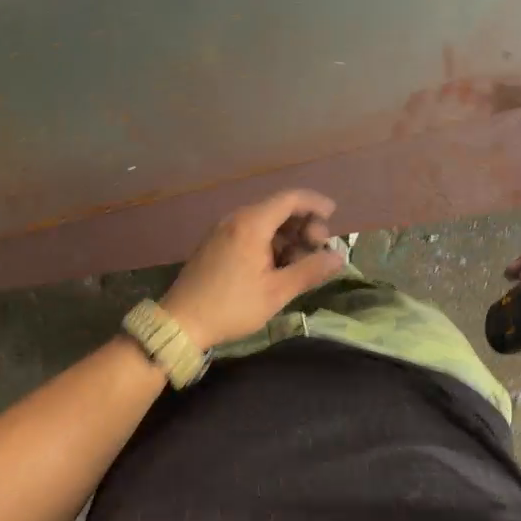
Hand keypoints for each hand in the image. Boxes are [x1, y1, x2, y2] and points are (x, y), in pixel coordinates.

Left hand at [160, 190, 347, 349]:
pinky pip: (249, 232)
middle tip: (317, 249)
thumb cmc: (231, 307)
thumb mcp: (276, 292)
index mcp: (251, 224)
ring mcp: (222, 230)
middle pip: (278, 208)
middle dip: (303, 224)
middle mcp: (236, 219)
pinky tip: (277, 266)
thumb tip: (339, 257)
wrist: (181, 322)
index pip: (290, 198)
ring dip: (287, 236)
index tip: (334, 215)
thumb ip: (310, 271)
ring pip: (264, 222)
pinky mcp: (215, 244)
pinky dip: (269, 242)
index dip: (315, 204)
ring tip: (299, 263)